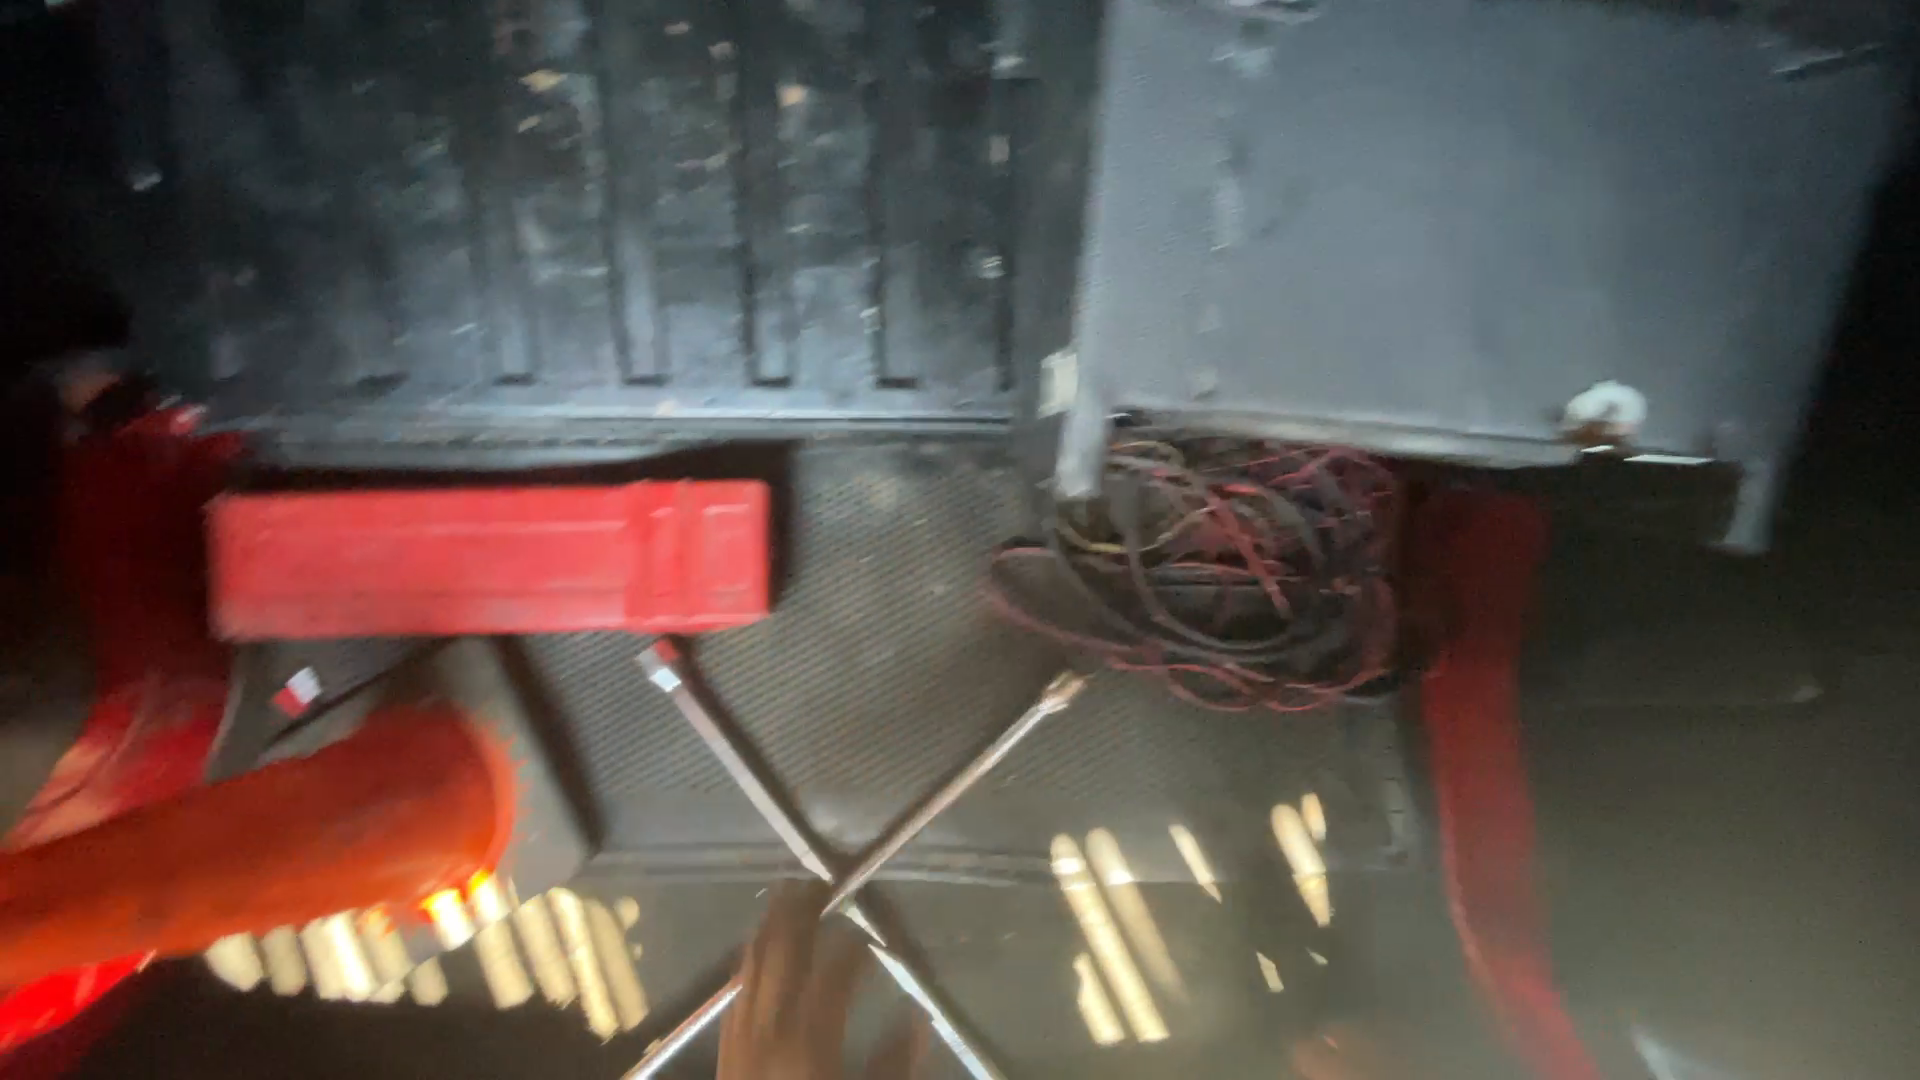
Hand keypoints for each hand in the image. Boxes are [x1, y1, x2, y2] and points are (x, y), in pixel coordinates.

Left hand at [719, 882, 891, 1079]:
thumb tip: (918, 1021)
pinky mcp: (725, 1052)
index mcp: (811, 1038)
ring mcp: (742, 1037)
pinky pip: (735, 992)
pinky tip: (753, 950)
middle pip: (786, 953)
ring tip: (783, 896)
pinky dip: (747, 961)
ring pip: (754, 964)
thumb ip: (891, 1064)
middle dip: (800, 914)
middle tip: (815, 882)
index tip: (867, 930)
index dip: (851, 946)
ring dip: (769, 927)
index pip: (834, 972)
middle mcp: (772, 1027)